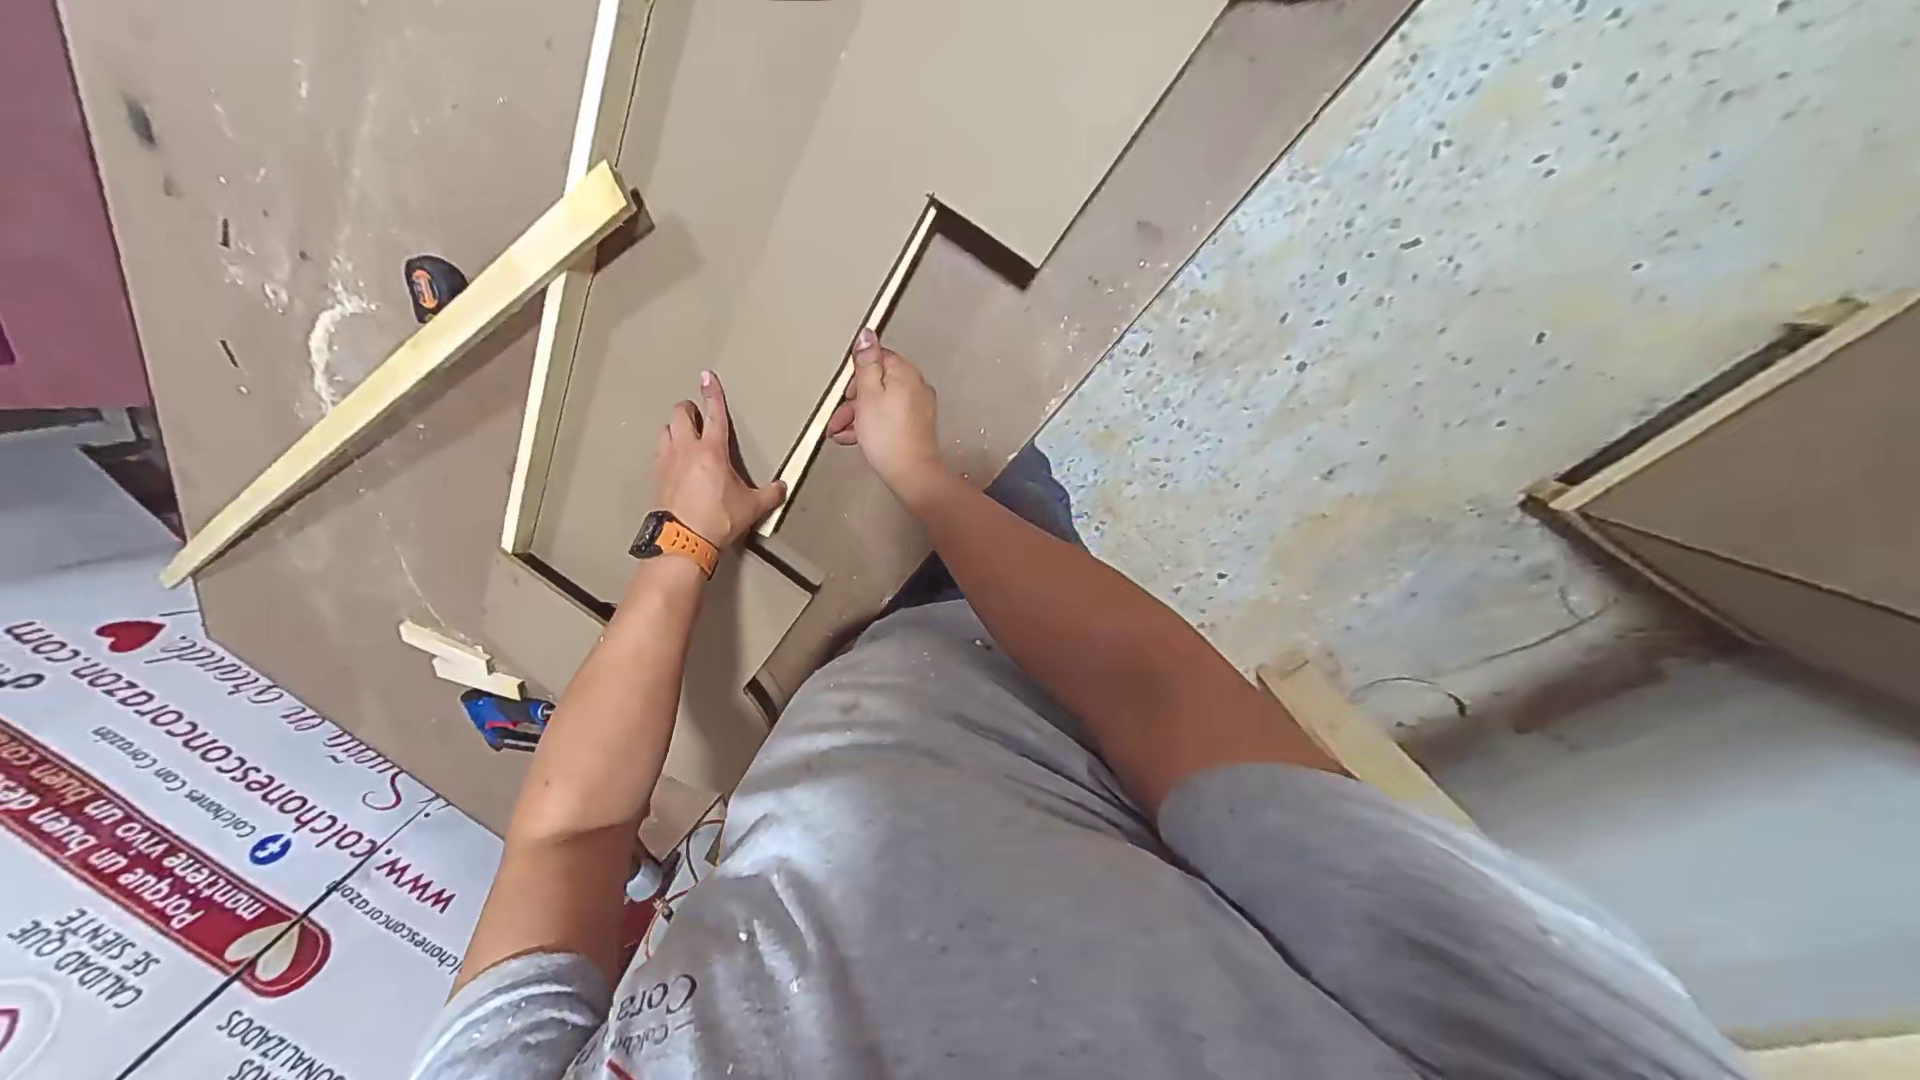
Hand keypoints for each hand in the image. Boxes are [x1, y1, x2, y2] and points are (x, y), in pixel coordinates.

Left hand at [653, 371, 784, 548]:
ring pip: (665, 430)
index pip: (714, 414)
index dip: (712, 393)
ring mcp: (667, 462)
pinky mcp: (656, 477)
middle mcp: (686, 450)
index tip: (707, 377)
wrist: (684, 541)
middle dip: (688, 409)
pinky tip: (674, 461)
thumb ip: (770, 494)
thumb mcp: (752, 506)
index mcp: (712, 451)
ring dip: (674, 428)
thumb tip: (781, 488)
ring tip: (684, 435)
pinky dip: (666, 450)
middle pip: (680, 413)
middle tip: (697, 414)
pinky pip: (658, 453)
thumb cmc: (718, 519)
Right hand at [826, 329, 947, 502]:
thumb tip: (867, 335)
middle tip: (840, 417)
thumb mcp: (868, 395)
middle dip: (855, 399)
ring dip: (859, 415)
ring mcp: (918, 407)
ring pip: (881, 402)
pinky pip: (890, 417)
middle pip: (878, 382)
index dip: (857, 375)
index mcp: (906, 374)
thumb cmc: (889, 438)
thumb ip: (867, 363)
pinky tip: (857, 438)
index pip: (878, 358)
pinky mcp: (916, 426)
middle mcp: (916, 387)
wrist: (910, 474)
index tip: (847, 391)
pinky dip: (873, 425)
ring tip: (843, 432)